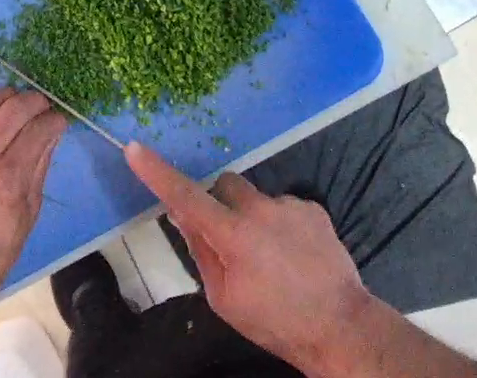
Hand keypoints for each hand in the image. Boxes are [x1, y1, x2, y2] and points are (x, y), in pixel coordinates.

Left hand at [0, 89, 68, 300]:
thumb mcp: (29, 213)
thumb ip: (39, 167)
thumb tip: (51, 133)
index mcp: (7, 179)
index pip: (38, 129)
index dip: (55, 119)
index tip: (61, 120)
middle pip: (13, 108)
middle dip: (35, 101)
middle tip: (44, 106)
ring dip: (6, 97)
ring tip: (18, 101)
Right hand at [126, 142, 372, 370]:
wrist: (341, 327)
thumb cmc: (274, 321)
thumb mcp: (224, 298)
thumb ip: (201, 252)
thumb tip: (184, 216)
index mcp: (232, 235)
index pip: (185, 197)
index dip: (157, 173)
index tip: (135, 149)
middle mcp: (259, 209)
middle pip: (223, 185)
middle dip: (218, 203)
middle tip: (227, 239)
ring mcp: (289, 205)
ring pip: (255, 198)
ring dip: (253, 218)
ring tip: (271, 258)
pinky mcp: (313, 209)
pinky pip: (283, 207)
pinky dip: (281, 226)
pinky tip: (294, 256)